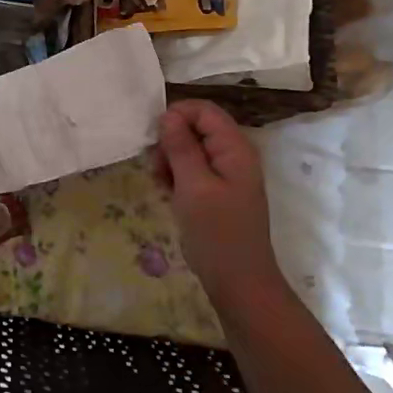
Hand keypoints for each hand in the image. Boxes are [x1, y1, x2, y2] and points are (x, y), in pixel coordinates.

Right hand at [153, 100, 282, 302]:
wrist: (238, 282)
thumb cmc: (216, 233)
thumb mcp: (193, 187)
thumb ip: (181, 147)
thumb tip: (168, 115)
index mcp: (235, 148)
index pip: (204, 110)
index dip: (177, 116)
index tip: (154, 139)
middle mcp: (234, 155)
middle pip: (197, 128)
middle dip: (171, 141)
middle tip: (156, 167)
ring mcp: (227, 174)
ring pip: (192, 149)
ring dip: (171, 160)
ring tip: (161, 184)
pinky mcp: (218, 192)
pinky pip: (194, 170)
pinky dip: (178, 176)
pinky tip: (168, 194)